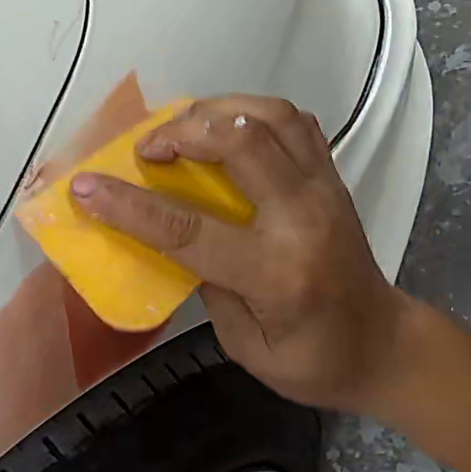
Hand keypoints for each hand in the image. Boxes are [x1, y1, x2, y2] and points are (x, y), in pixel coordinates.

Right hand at [69, 96, 413, 413]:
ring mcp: (325, 189)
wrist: (385, 345)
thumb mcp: (247, 345)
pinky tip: (229, 127)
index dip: (129, 205)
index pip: (189, 229)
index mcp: (276, 273)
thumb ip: (209, 285)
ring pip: (273, 116)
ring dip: (219, 109)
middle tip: (147, 147)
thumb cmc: (315, 362)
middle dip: (180, 132)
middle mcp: (303, 218)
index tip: (85, 186)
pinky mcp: (334, 177)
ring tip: (184, 126)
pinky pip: (296, 123)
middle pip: (239, 143)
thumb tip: (175, 231)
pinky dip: (256, 112)